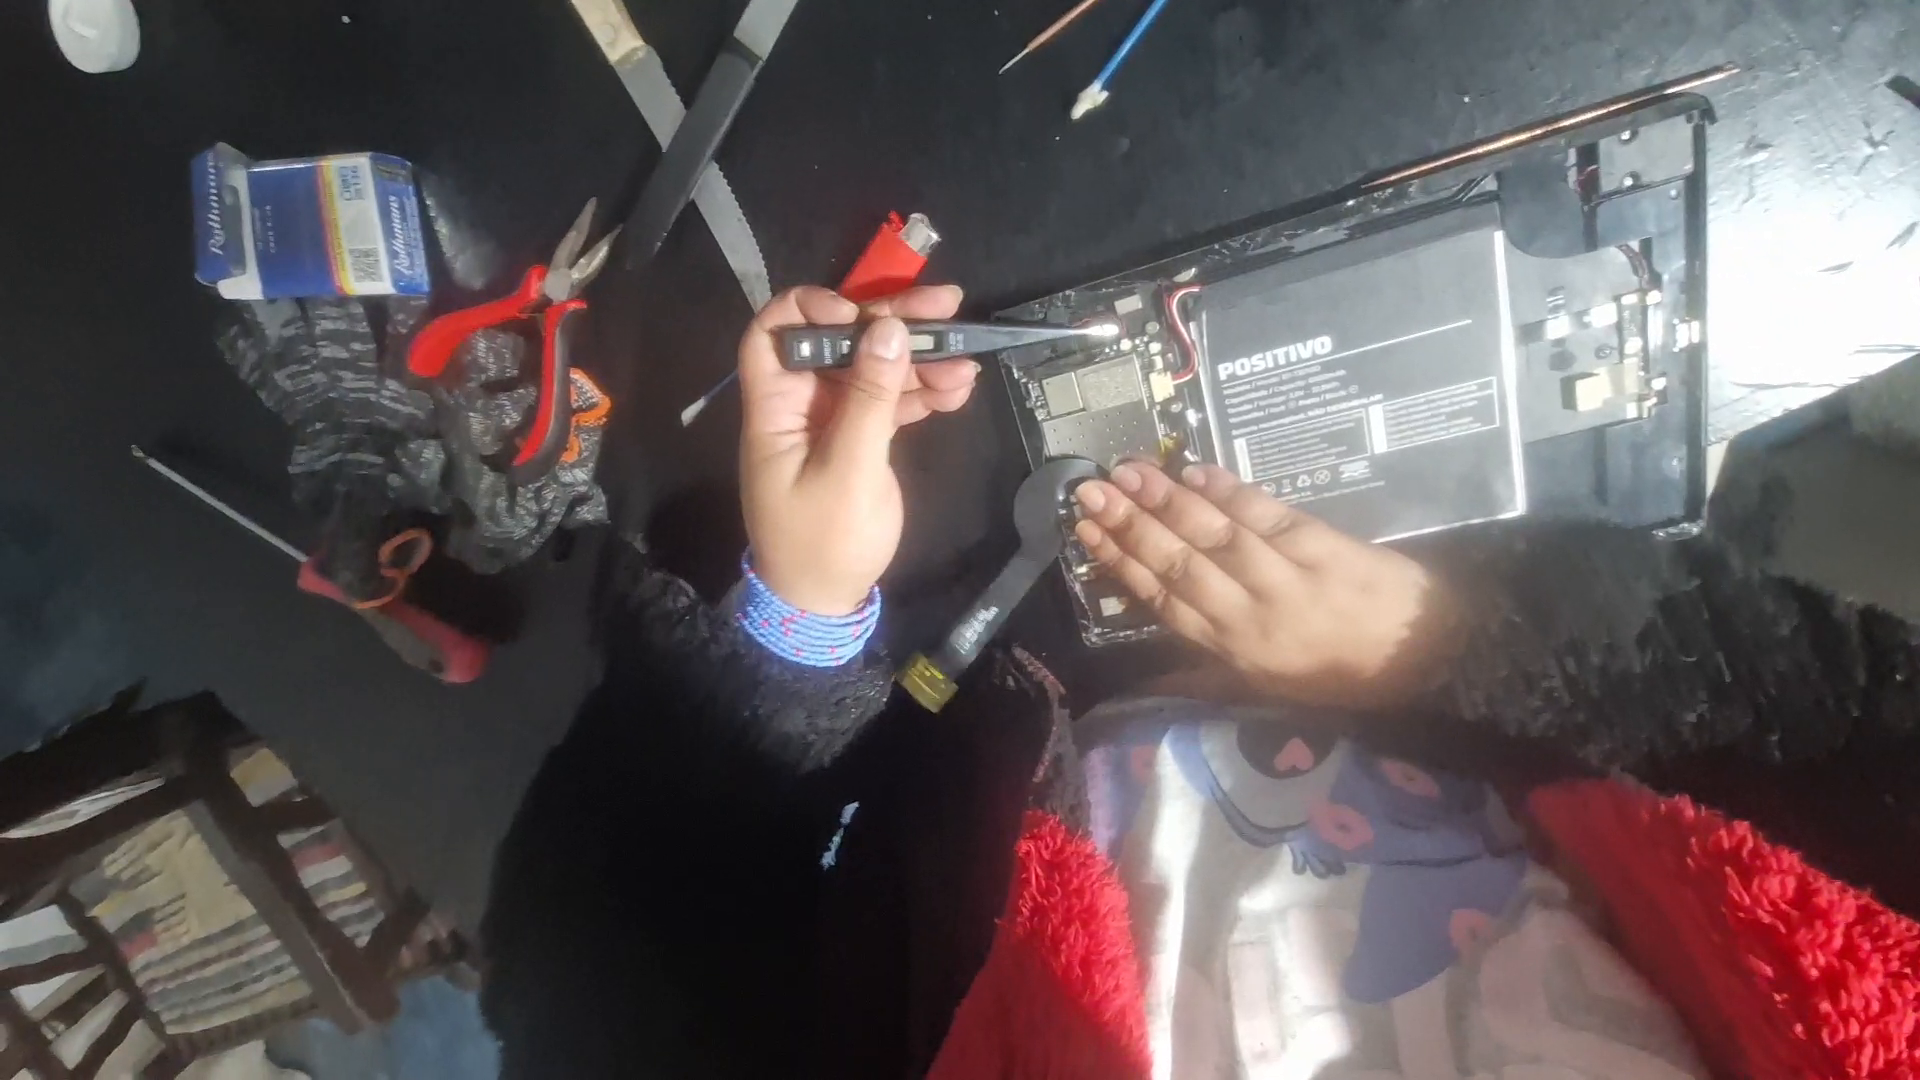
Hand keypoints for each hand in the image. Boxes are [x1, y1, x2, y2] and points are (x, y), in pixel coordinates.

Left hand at [738, 285, 976, 613]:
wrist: (826, 599)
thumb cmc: (824, 540)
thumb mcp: (849, 470)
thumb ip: (869, 399)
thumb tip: (889, 329)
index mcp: (778, 408)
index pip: (774, 333)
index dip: (811, 310)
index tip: (860, 316)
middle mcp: (803, 406)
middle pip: (841, 345)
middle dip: (891, 324)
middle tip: (947, 307)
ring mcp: (835, 423)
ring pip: (874, 372)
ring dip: (919, 362)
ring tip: (968, 361)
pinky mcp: (862, 442)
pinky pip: (891, 405)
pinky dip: (921, 395)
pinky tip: (957, 389)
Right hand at [1071, 462, 1457, 706]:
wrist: (1431, 657)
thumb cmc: (1341, 675)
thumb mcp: (1269, 687)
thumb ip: (1210, 667)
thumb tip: (1151, 667)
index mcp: (1234, 648)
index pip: (1163, 600)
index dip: (1120, 563)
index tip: (1085, 533)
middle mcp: (1251, 614)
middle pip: (1179, 562)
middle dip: (1129, 525)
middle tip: (1090, 491)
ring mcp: (1287, 577)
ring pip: (1215, 535)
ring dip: (1167, 501)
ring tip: (1128, 472)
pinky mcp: (1323, 546)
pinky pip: (1266, 515)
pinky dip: (1228, 491)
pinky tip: (1195, 470)